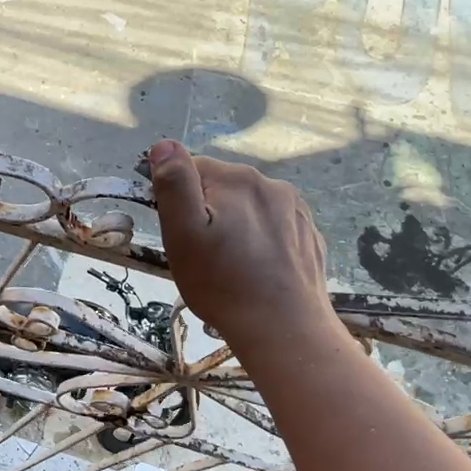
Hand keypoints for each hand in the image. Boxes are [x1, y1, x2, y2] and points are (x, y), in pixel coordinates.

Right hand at [146, 138, 339, 353]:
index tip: (176, 232)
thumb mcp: (182, 234)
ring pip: (245, 206)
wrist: (282, 326)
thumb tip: (164, 144)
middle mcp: (269, 184)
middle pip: (219, 186)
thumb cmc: (220, 282)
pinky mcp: (307, 233)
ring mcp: (294, 209)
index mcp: (236, 180)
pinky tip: (252, 268)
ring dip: (230, 224)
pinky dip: (255, 239)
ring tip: (225, 263)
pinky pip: (269, 226)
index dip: (174, 198)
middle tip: (197, 252)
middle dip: (204, 211)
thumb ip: (174, 184)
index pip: (189, 168)